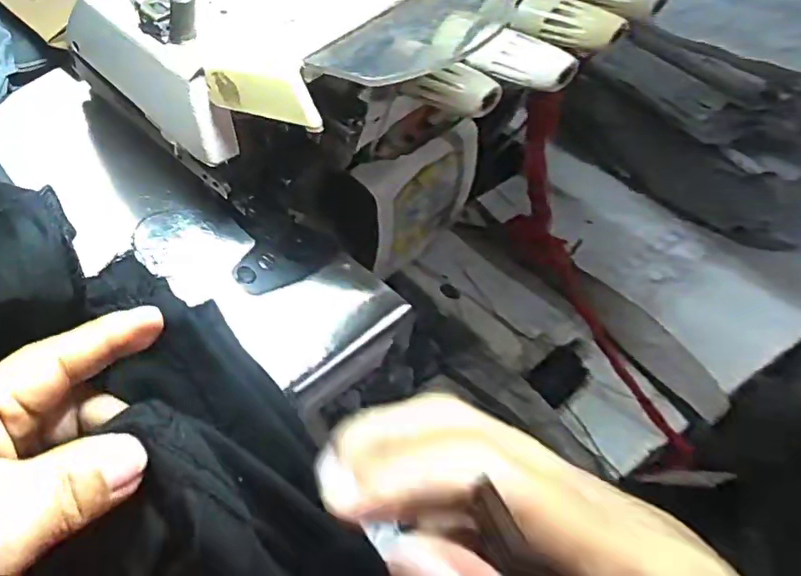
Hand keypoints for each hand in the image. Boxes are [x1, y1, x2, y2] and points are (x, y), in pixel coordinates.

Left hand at [0, 307, 164, 574]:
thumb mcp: (4, 515)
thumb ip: (74, 481)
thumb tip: (139, 450)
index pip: (55, 358)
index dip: (106, 337)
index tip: (155, 317)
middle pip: (70, 398)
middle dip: (118, 413)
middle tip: (178, 447)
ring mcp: (0, 456)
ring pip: (71, 436)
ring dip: (112, 450)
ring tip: (169, 470)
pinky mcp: (8, 495)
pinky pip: (64, 472)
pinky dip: (96, 479)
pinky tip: (131, 492)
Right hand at [320, 394, 735, 575]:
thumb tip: (403, 548)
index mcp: (646, 550)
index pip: (494, 468)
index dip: (401, 473)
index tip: (340, 504)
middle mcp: (615, 507)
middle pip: (466, 425)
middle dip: (380, 441)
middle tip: (330, 481)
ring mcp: (592, 502)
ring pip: (460, 431)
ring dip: (388, 451)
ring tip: (346, 489)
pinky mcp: (569, 513)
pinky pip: (473, 468)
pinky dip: (416, 479)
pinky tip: (394, 510)